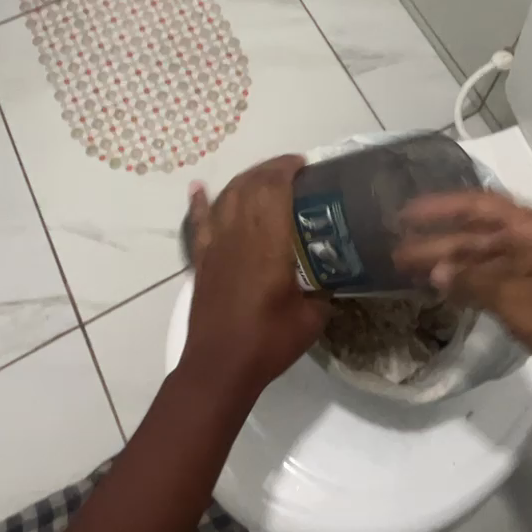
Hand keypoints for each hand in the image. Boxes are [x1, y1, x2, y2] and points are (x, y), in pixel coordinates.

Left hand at [181, 155, 328, 401]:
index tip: (304, 165)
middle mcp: (239, 234)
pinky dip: (200, 201)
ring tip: (262, 174)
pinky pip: (199, 222)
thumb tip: (332, 279)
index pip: (274, 188)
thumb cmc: (268, 341)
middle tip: (291, 168)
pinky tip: (199, 187)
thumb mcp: (311, 318)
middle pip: (250, 185)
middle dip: (270, 169)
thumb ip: (324, 292)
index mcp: (269, 242)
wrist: (220, 367)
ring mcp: (216, 244)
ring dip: (244, 179)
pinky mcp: (202, 259)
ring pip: (227, 197)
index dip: (286, 169)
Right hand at [393, 193, 531, 390]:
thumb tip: (436, 271)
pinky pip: (497, 278)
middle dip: (438, 240)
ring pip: (486, 257)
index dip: (438, 206)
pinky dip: (471, 282)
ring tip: (414, 271)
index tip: (404, 213)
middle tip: (397, 250)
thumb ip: (472, 282)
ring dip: (452, 263)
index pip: (476, 204)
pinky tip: (450, 291)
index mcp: (531, 228)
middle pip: (477, 233)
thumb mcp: (515, 300)